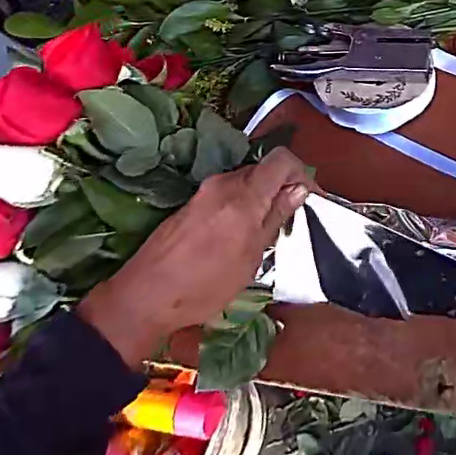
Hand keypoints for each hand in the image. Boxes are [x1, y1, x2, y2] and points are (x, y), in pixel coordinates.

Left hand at [78, 147, 311, 367]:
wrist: (145, 295)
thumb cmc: (205, 285)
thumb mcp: (251, 257)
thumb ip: (275, 217)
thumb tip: (298, 190)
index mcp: (243, 195)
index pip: (282, 159)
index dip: (301, 173)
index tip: (309, 197)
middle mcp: (223, 183)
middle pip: (263, 170)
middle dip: (281, 188)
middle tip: (289, 219)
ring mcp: (204, 190)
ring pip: (245, 182)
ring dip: (261, 198)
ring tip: (264, 232)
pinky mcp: (192, 201)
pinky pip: (226, 193)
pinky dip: (241, 205)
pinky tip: (237, 236)